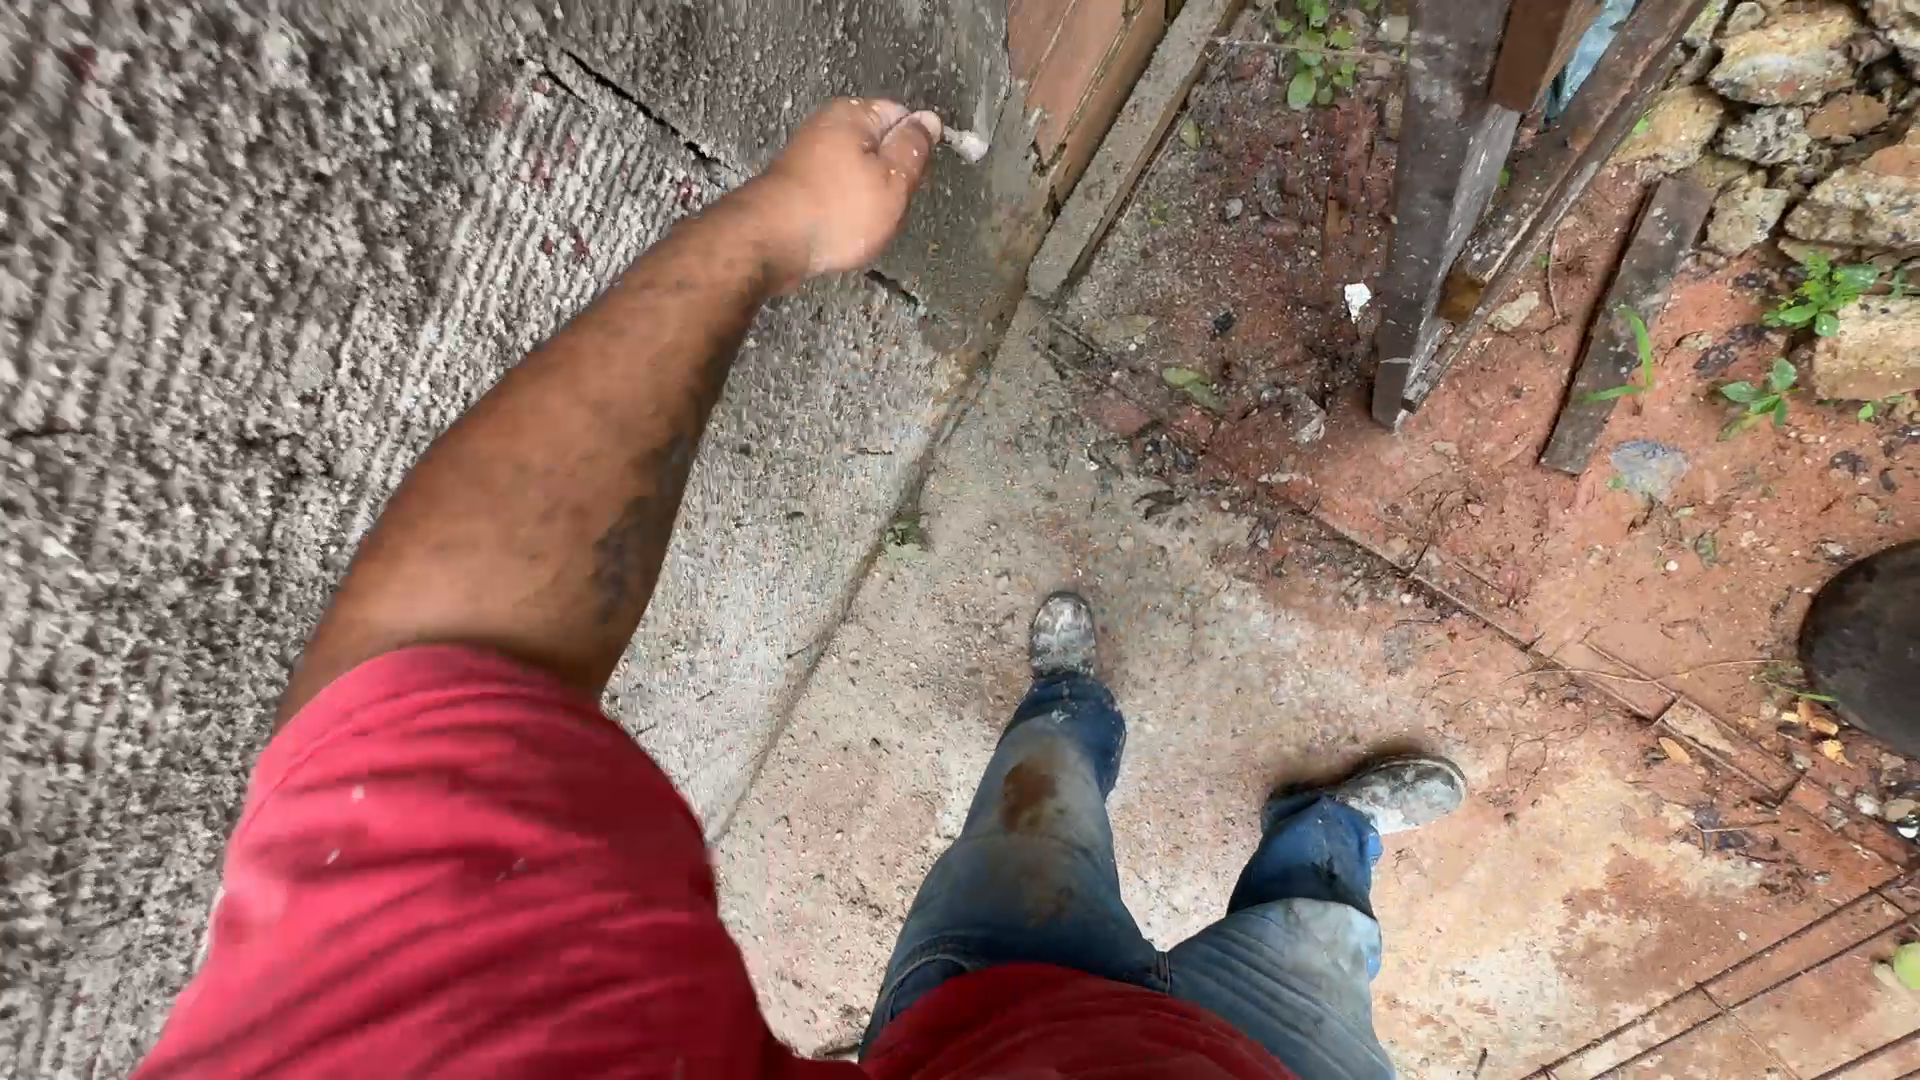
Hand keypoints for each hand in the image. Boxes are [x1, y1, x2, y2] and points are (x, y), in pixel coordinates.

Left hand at [737, 98, 941, 290]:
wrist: (773, 241)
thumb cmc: (838, 211)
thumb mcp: (893, 181)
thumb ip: (914, 149)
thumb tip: (930, 121)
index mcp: (854, 114)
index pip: (902, 118)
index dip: (914, 151)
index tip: (912, 181)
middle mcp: (827, 125)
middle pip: (879, 148)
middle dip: (890, 180)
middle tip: (887, 208)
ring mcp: (809, 155)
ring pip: (857, 176)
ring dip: (867, 201)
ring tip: (862, 224)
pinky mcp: (797, 185)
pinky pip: (835, 194)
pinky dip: (844, 212)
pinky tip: (842, 230)